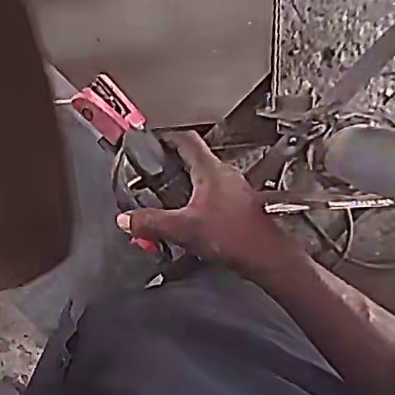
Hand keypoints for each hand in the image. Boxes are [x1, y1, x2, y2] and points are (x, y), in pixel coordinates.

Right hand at [119, 132, 304, 280]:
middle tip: (156, 172)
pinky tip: (191, 219)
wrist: (267, 258)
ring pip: (205, 178)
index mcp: (211, 170)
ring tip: (170, 197)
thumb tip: (127, 220)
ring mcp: (236, 189)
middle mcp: (226, 174)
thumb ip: (150, 223)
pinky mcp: (241, 205)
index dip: (167, 136)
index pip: (187, 139)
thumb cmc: (237, 237)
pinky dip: (199, 200)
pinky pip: (215, 195)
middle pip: (195, 158)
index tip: (154, 140)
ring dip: (187, 184)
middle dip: (172, 165)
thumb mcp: (183, 229)